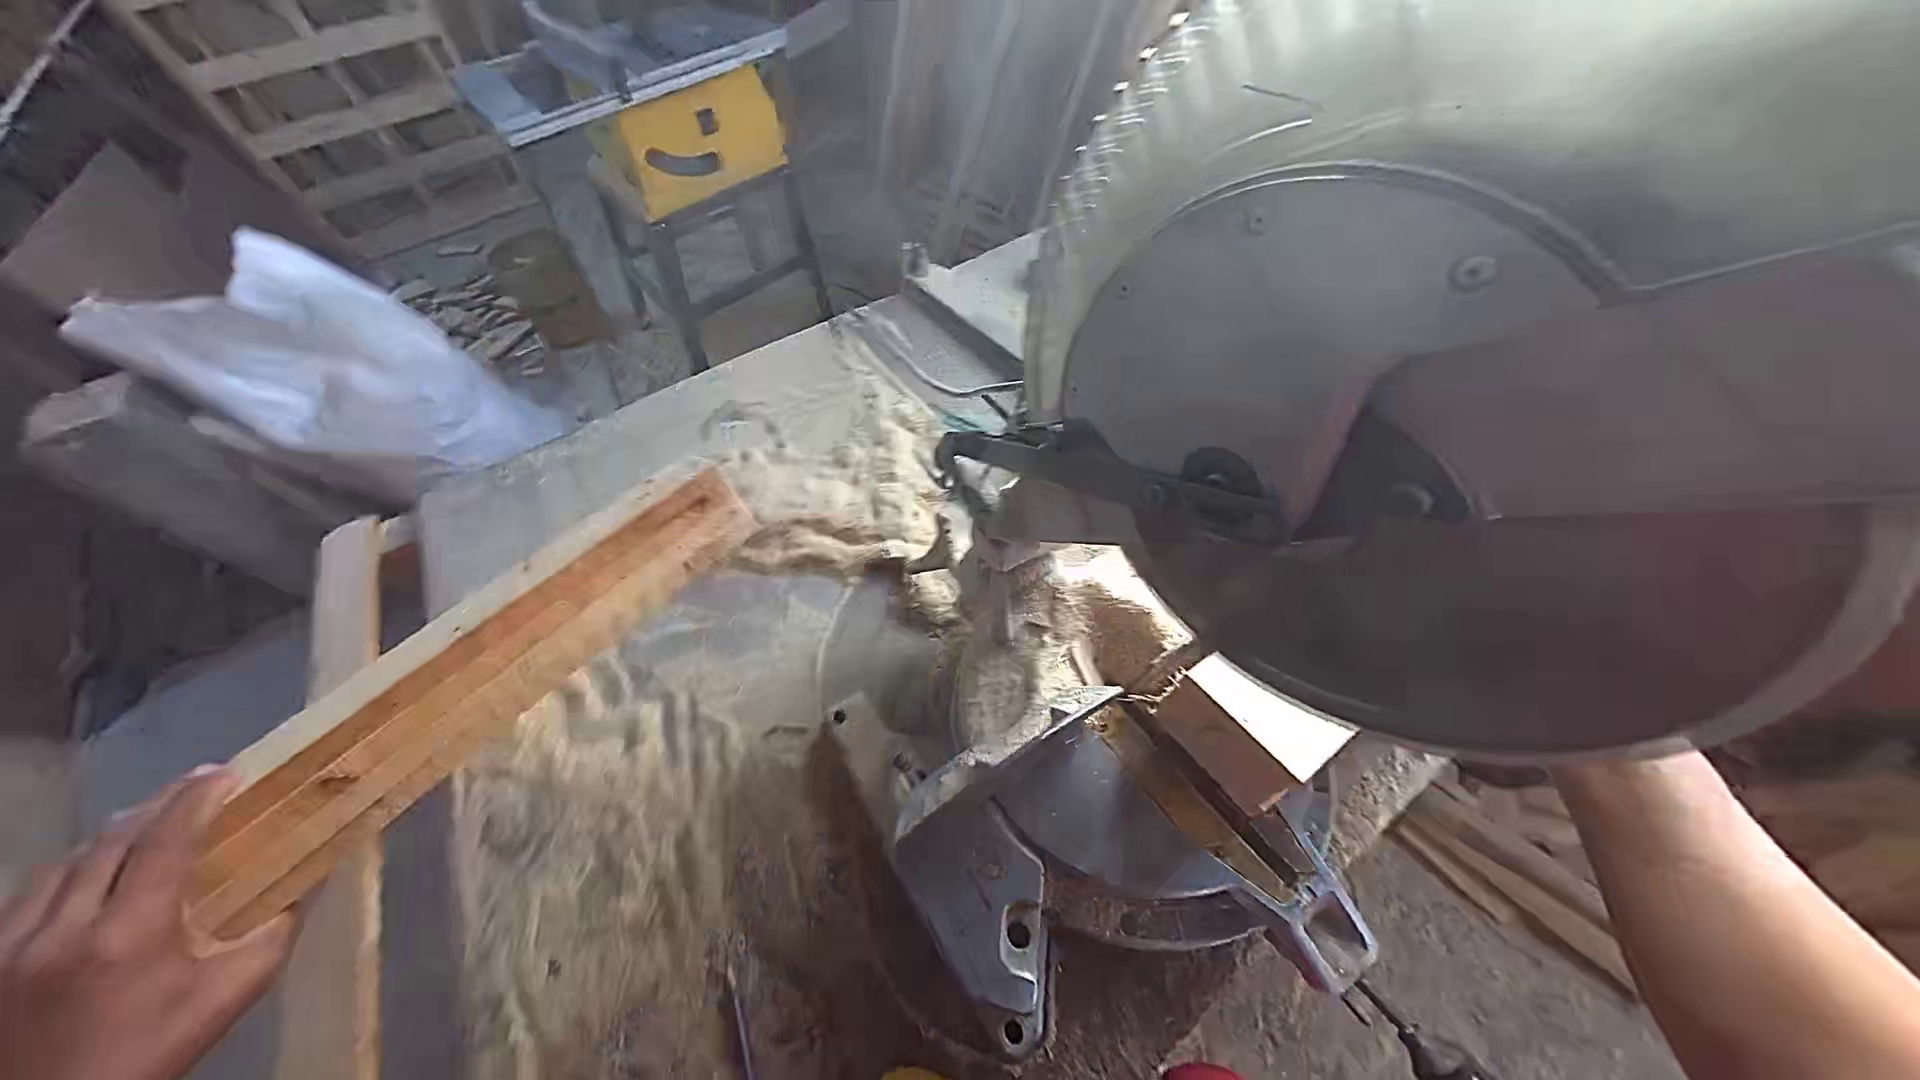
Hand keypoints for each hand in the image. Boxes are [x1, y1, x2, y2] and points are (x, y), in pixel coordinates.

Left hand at [0, 766, 296, 1079]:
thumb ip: (275, 930)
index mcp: (128, 931)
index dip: (197, 799)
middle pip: (108, 842)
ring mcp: (8, 948)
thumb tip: (306, 881)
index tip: (229, 773)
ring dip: (114, 832)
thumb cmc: (151, 1048)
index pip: (164, 841)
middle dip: (159, 804)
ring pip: (62, 864)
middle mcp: (60, 929)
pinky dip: (73, 866)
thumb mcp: (233, 990)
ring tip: (154, 818)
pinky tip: (96, 868)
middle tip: (202, 782)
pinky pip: (28, 894)